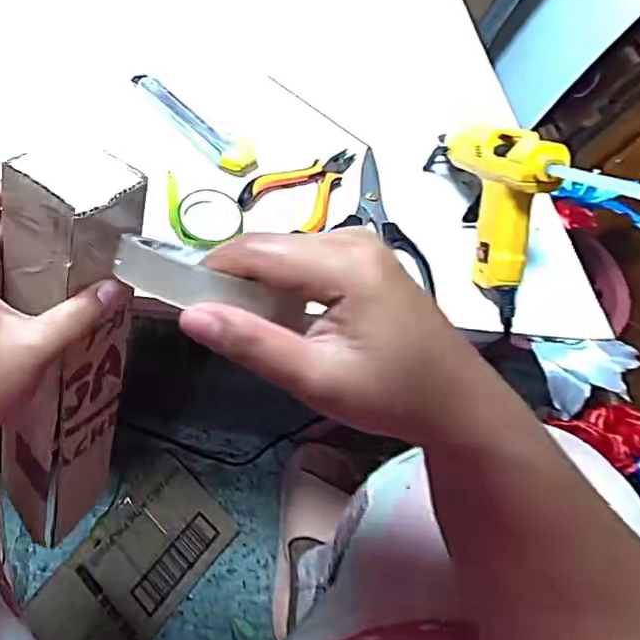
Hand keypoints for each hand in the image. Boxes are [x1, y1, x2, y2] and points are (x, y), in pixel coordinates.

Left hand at [0, 184, 129, 461]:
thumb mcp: (37, 345)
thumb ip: (79, 314)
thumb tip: (119, 286)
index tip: (21, 180)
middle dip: (17, 214)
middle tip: (57, 202)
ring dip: (24, 241)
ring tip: (63, 228)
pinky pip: (6, 281)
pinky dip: (28, 269)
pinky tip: (58, 273)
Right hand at [178, 231, 527, 448]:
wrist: (456, 401)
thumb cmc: (390, 395)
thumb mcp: (316, 379)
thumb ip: (252, 344)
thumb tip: (191, 315)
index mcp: (345, 262)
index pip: (256, 251)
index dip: (212, 271)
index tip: (183, 301)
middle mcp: (352, 238)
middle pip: (269, 246)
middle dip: (236, 279)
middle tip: (221, 324)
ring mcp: (361, 242)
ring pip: (283, 250)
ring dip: (259, 281)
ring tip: (256, 326)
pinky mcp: (363, 253)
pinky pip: (304, 256)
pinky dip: (283, 280)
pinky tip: (288, 316)